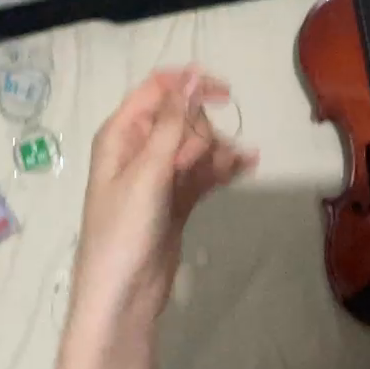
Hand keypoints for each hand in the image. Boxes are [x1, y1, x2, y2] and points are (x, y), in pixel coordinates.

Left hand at [69, 66, 256, 329]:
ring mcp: (159, 177)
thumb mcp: (147, 171)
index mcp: (121, 135)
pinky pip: (203, 173)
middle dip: (203, 129)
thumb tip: (190, 75)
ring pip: (196, 147)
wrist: (124, 293)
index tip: (225, 93)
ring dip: (219, 150)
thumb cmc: (125, 229)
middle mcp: (138, 150)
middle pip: (181, 118)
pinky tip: (248, 167)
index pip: (156, 91)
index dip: (188, 85)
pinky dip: (222, 169)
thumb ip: (172, 122)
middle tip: (203, 158)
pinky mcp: (176, 200)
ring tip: (241, 163)